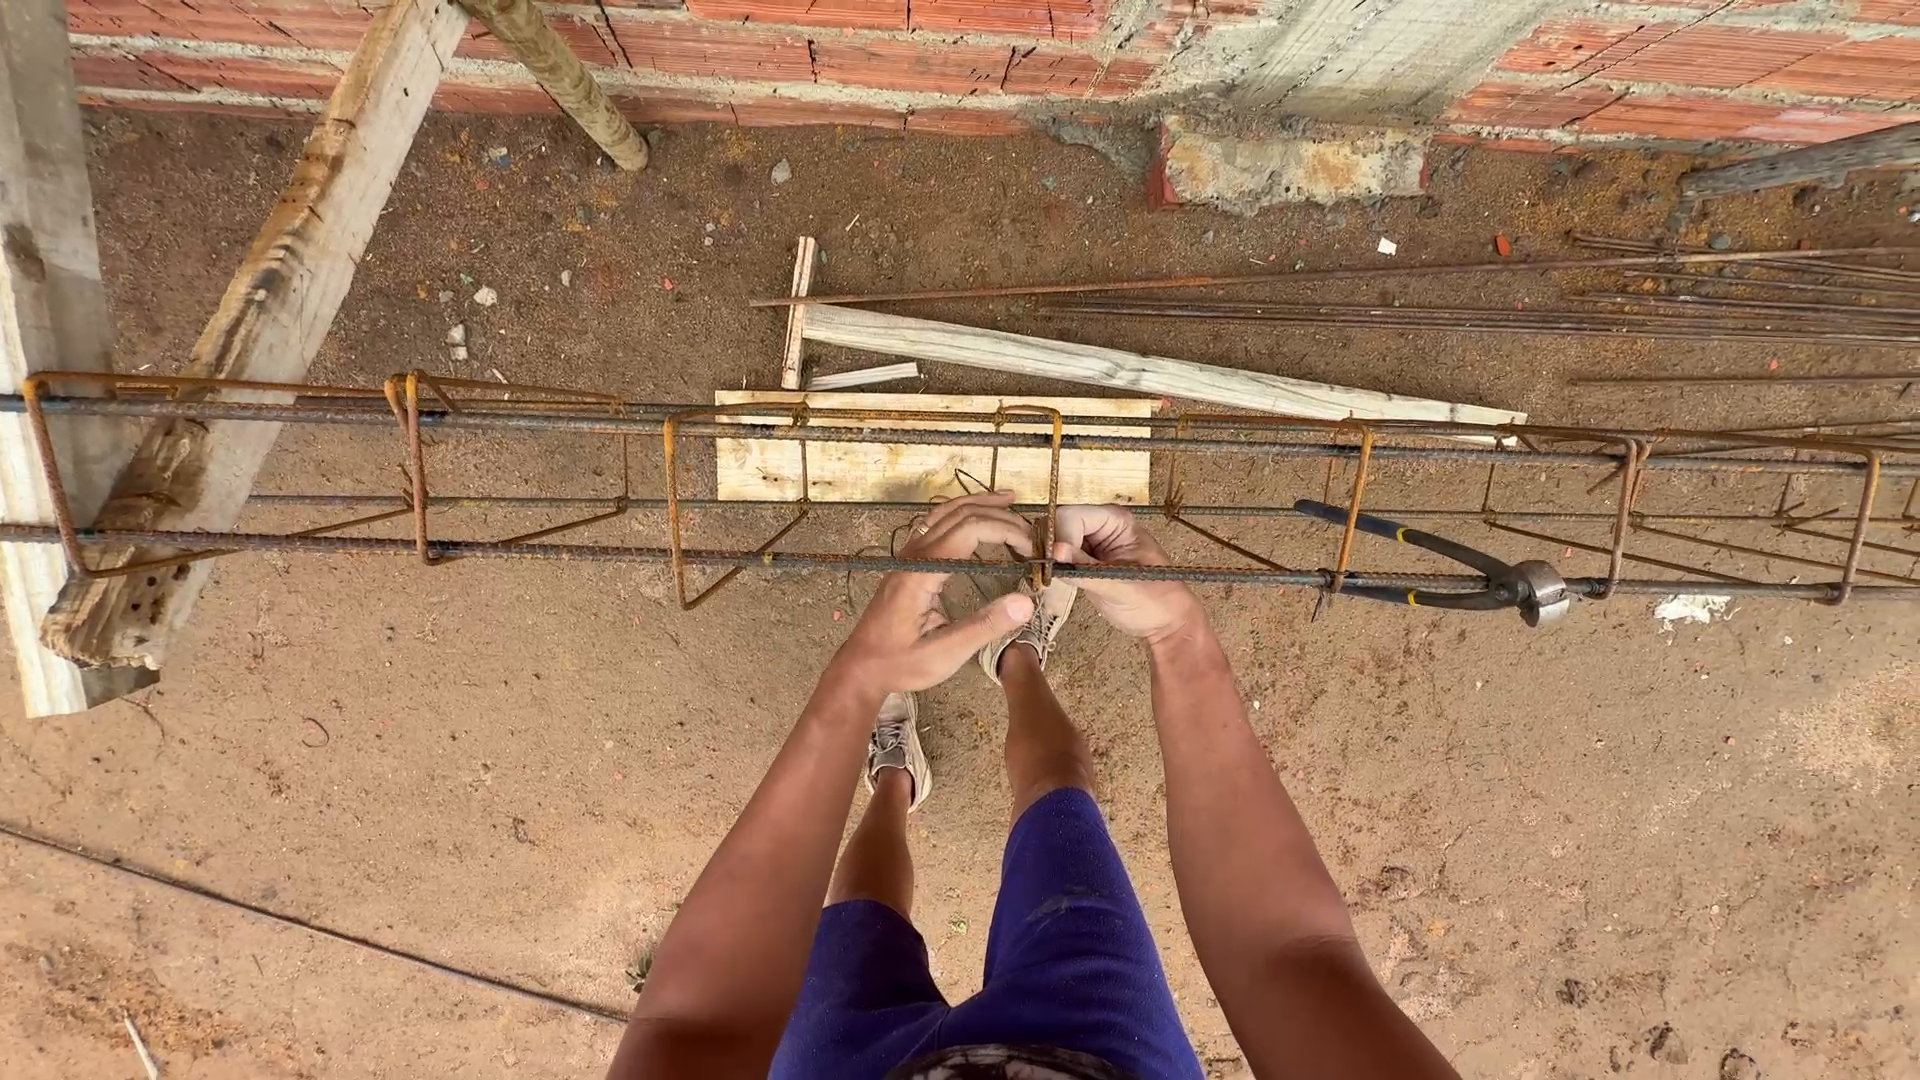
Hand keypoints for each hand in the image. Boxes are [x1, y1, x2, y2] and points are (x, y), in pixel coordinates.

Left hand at [829, 492, 1037, 693]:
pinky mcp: (909, 560)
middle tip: (1031, 536)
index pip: (969, 530)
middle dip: (1000, 517)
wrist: (861, 666)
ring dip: (980, 504)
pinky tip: (976, 515)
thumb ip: (985, 626)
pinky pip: (936, 522)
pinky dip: (962, 512)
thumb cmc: (900, 663)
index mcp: (922, 572)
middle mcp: (914, 555)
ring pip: (946, 511)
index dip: (1005, 531)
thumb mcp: (945, 654)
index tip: (1030, 550)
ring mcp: (909, 554)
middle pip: (961, 514)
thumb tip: (1026, 602)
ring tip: (1010, 501)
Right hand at [1054, 505, 1202, 642]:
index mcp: (1115, 520)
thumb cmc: (1155, 600)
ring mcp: (1089, 542)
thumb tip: (1054, 551)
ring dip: (1047, 556)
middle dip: (1050, 545)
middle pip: (1058, 523)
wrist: (1165, 622)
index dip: (1060, 537)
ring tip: (1050, 576)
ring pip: (1053, 538)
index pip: (1072, 516)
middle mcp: (1099, 525)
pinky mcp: (1081, 560)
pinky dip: (1050, 566)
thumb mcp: (1121, 585)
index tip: (1058, 564)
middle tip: (1049, 572)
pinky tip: (1052, 578)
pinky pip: (1057, 555)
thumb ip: (1086, 568)